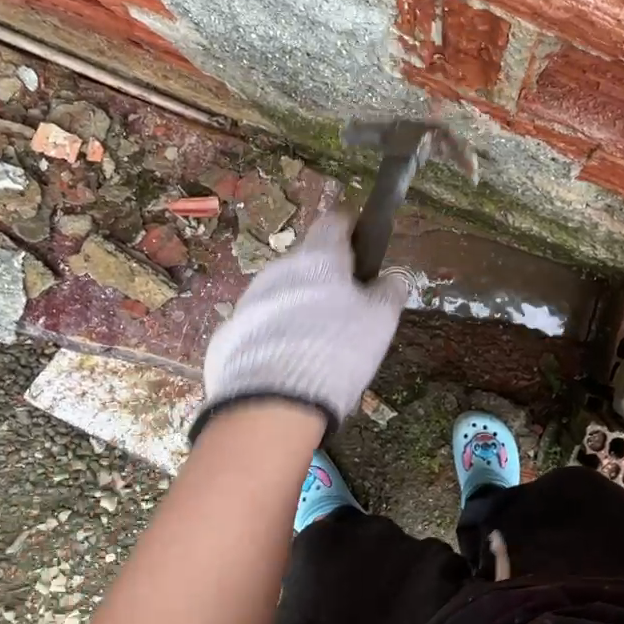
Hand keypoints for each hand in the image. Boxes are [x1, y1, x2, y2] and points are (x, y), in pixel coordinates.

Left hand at [192, 213, 412, 437]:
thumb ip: (388, 293)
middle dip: (327, 277)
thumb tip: (391, 279)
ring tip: (318, 341)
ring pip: (284, 293)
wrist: (272, 401)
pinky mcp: (232, 332)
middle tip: (348, 307)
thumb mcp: (380, 321)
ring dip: (301, 306)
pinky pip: (263, 324)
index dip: (352, 229)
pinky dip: (279, 334)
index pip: (335, 222)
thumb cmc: (337, 347)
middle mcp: (281, 269)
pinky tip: (291, 361)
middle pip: (308, 262)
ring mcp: (251, 300)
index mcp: (320, 258)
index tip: (363, 243)